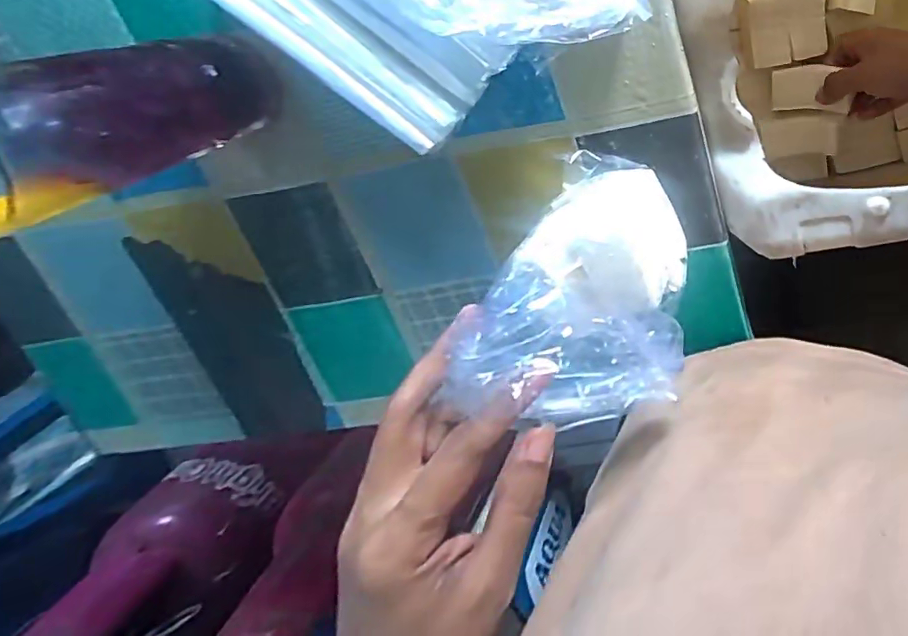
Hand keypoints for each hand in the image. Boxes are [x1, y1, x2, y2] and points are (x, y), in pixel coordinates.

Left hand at [338, 308, 555, 635]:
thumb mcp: (488, 587)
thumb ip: (514, 506)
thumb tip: (542, 432)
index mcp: (395, 536)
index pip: (456, 454)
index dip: (500, 408)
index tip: (535, 372)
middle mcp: (369, 509)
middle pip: (401, 418)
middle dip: (438, 363)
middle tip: (471, 320)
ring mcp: (365, 509)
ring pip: (402, 428)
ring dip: (439, 383)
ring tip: (473, 342)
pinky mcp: (374, 512)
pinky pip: (407, 449)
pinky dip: (437, 416)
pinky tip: (464, 395)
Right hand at [818, 28, 907, 117]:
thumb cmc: (898, 68)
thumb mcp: (861, 76)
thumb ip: (837, 85)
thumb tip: (819, 94)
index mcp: (864, 40)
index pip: (837, 50)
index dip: (827, 68)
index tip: (820, 88)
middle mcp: (879, 48)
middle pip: (853, 67)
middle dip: (843, 87)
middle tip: (833, 106)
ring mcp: (897, 63)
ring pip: (871, 81)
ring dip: (859, 98)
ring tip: (848, 116)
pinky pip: (887, 91)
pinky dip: (876, 103)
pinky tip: (865, 117)